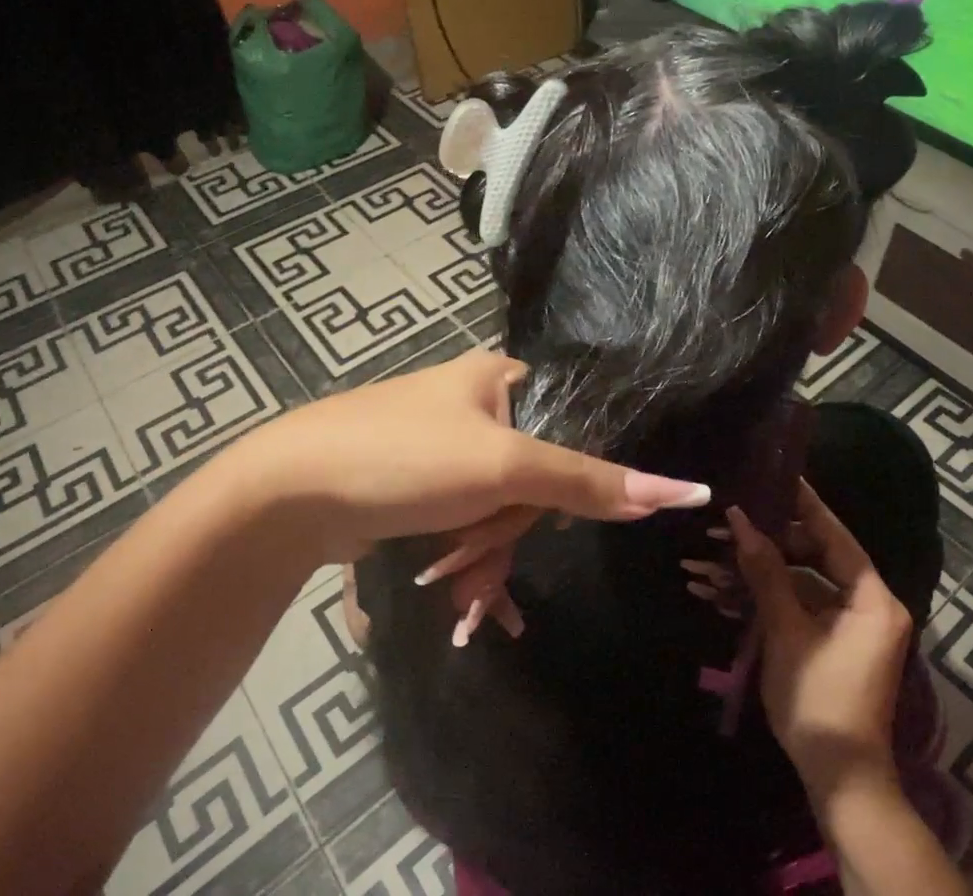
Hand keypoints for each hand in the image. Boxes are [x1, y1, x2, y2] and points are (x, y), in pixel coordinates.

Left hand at [217, 349, 709, 637]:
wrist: (287, 495)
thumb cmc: (403, 459)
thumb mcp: (504, 467)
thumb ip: (591, 481)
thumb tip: (684, 492)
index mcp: (496, 376)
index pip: (571, 425)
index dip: (569, 478)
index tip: (545, 514)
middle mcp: (471, 404)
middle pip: (532, 477)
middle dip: (508, 531)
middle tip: (476, 552)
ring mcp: (441, 447)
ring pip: (496, 508)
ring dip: (480, 554)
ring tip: (450, 590)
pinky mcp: (416, 485)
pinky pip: (462, 522)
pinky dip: (459, 557)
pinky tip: (450, 596)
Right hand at [728, 482, 911, 791]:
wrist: (838, 776)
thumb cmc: (817, 699)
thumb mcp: (786, 631)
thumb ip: (766, 573)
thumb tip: (741, 521)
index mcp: (873, 598)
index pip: (836, 536)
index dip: (804, 506)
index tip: (775, 477)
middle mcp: (870, 606)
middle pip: (816, 557)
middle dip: (768, 543)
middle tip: (727, 524)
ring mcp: (852, 627)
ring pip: (802, 584)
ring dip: (758, 575)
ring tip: (709, 561)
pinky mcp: (833, 645)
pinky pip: (800, 609)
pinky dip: (767, 602)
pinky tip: (722, 594)